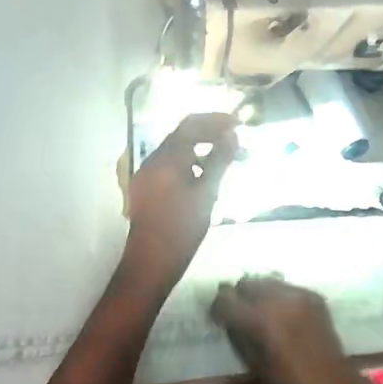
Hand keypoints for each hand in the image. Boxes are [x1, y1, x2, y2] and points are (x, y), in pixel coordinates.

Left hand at [119, 113, 238, 293]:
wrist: (149, 263)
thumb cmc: (181, 229)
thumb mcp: (206, 194)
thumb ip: (219, 161)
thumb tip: (232, 134)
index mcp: (166, 158)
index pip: (191, 125)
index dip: (215, 120)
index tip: (237, 124)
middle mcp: (152, 160)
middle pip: (182, 135)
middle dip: (208, 134)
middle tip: (234, 140)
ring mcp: (145, 174)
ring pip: (175, 151)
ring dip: (199, 149)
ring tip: (223, 160)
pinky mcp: (145, 188)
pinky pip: (168, 166)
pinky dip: (187, 164)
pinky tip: (202, 179)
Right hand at [211, 276, 366, 383]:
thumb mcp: (255, 365)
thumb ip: (238, 336)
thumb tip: (226, 318)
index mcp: (261, 320)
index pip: (226, 299)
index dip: (218, 307)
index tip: (217, 317)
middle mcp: (279, 299)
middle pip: (246, 283)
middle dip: (238, 296)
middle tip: (239, 313)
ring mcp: (299, 294)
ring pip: (266, 281)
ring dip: (258, 293)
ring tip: (260, 311)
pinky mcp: (313, 295)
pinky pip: (287, 287)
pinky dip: (279, 296)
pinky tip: (283, 314)